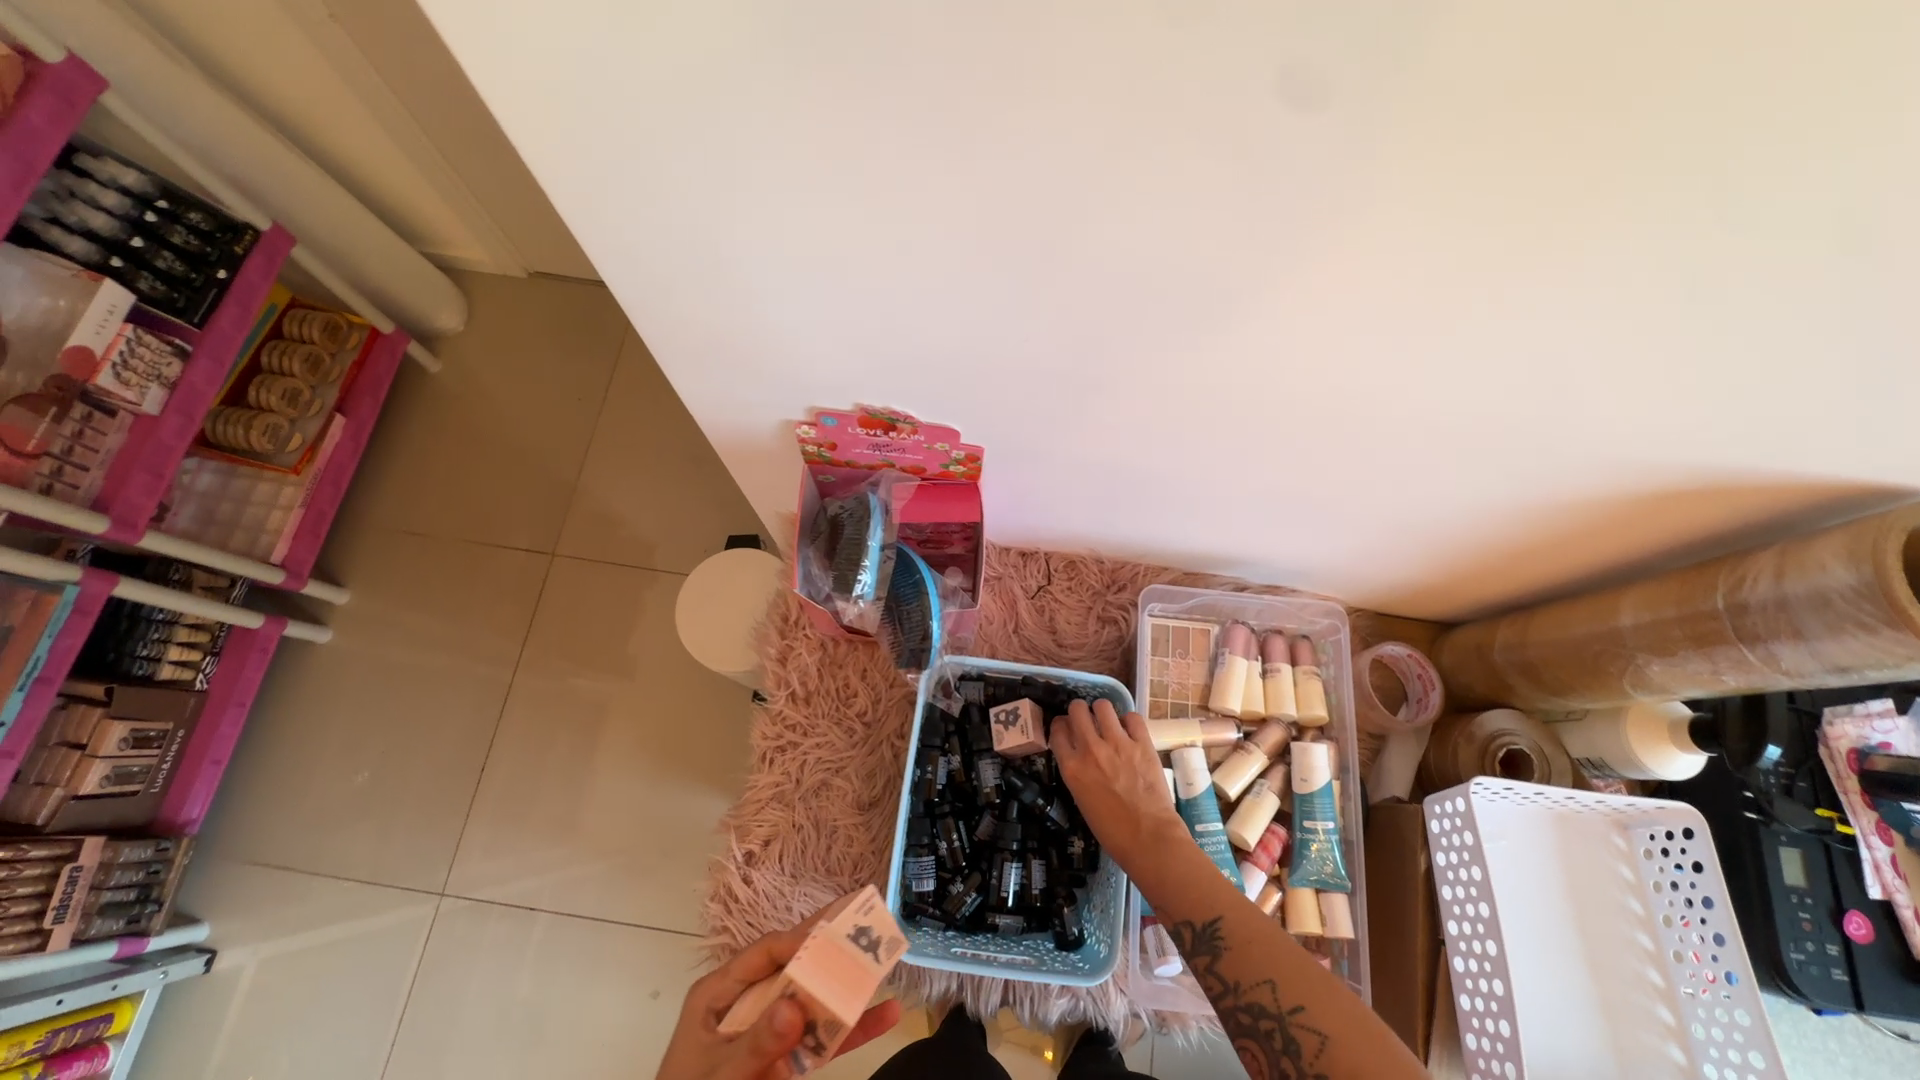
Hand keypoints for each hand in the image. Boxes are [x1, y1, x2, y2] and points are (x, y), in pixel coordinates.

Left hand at [655, 898, 902, 1079]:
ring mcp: (770, 1031)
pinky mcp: (786, 1059)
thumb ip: (755, 1044)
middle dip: (830, 948)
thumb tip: (795, 1007)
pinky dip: (852, 1029)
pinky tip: (885, 1015)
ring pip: (813, 1000)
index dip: (799, 941)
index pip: (764, 954)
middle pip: (794, 968)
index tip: (833, 933)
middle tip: (868, 919)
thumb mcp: (719, 1074)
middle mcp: (748, 1004)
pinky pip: (821, 1039)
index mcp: (718, 994)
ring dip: (848, 985)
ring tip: (885, 960)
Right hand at [1050, 699, 1189, 876]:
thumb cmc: (1111, 829)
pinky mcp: (1142, 743)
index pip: (1057, 730)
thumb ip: (1077, 772)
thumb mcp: (1081, 799)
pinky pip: (1132, 717)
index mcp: (1071, 767)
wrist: (1148, 837)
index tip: (1066, 728)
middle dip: (1079, 711)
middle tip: (1087, 720)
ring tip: (1108, 721)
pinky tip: (1130, 731)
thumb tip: (1081, 756)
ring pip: (1103, 706)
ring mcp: (1118, 743)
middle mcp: (1090, 749)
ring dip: (1103, 711)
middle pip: (1077, 710)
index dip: (1061, 725)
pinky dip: (1129, 721)